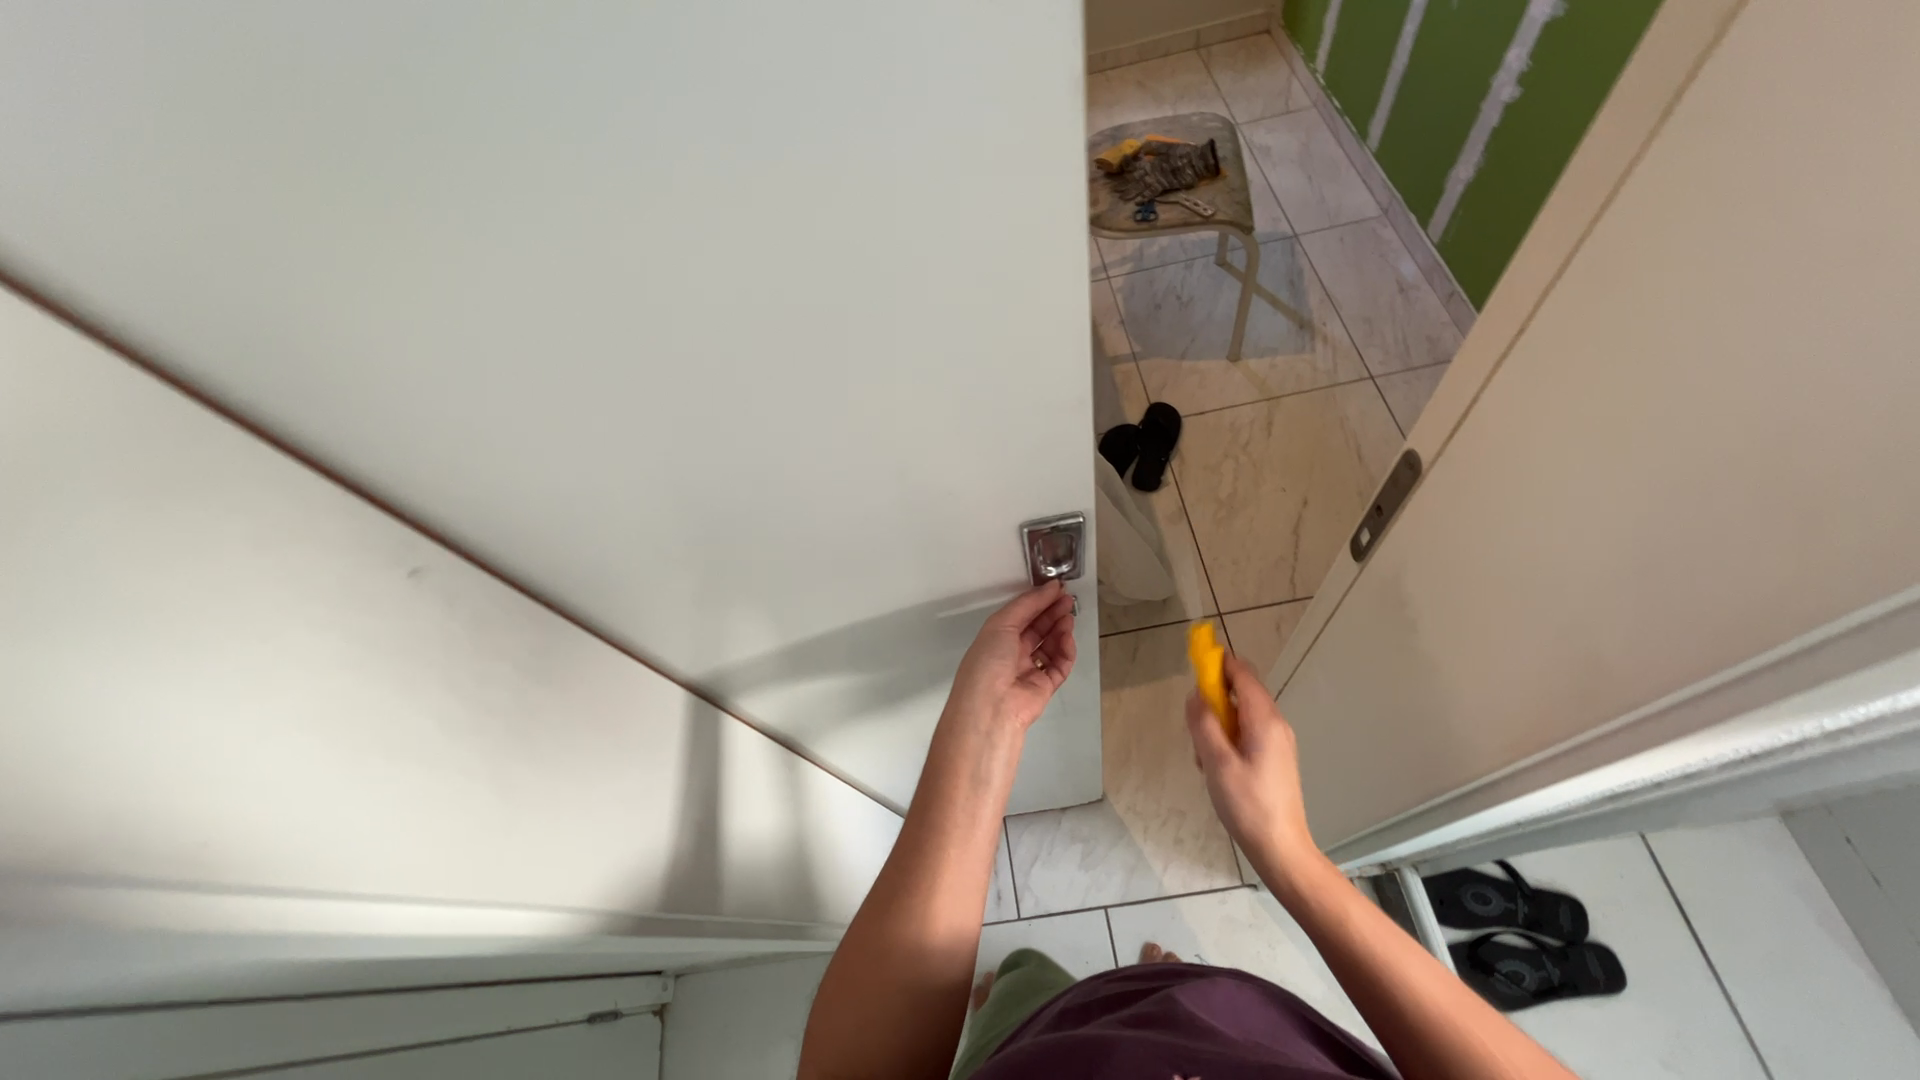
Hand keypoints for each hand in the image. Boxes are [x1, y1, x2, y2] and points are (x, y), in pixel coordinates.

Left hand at [943, 581, 1077, 734]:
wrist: (992, 707)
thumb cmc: (987, 664)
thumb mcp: (1001, 624)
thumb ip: (1027, 604)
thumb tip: (1049, 588)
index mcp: (996, 638)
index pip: (1021, 615)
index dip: (1038, 601)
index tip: (1056, 589)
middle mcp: (1011, 654)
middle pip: (1037, 629)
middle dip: (1052, 613)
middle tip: (1068, 600)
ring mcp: (1028, 671)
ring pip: (1050, 646)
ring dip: (1060, 630)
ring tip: (1068, 617)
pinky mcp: (1044, 687)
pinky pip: (1059, 666)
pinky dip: (1066, 652)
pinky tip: (1068, 639)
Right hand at [1185, 653, 1322, 880]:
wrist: (1281, 848)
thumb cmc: (1247, 805)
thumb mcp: (1216, 763)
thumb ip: (1203, 724)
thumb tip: (1195, 693)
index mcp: (1264, 720)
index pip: (1242, 673)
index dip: (1218, 663)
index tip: (1194, 663)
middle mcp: (1275, 724)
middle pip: (1241, 692)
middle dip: (1213, 701)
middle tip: (1196, 730)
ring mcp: (1277, 741)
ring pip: (1241, 714)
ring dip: (1218, 725)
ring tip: (1205, 759)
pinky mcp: (1275, 757)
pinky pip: (1247, 733)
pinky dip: (1228, 740)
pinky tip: (1217, 770)